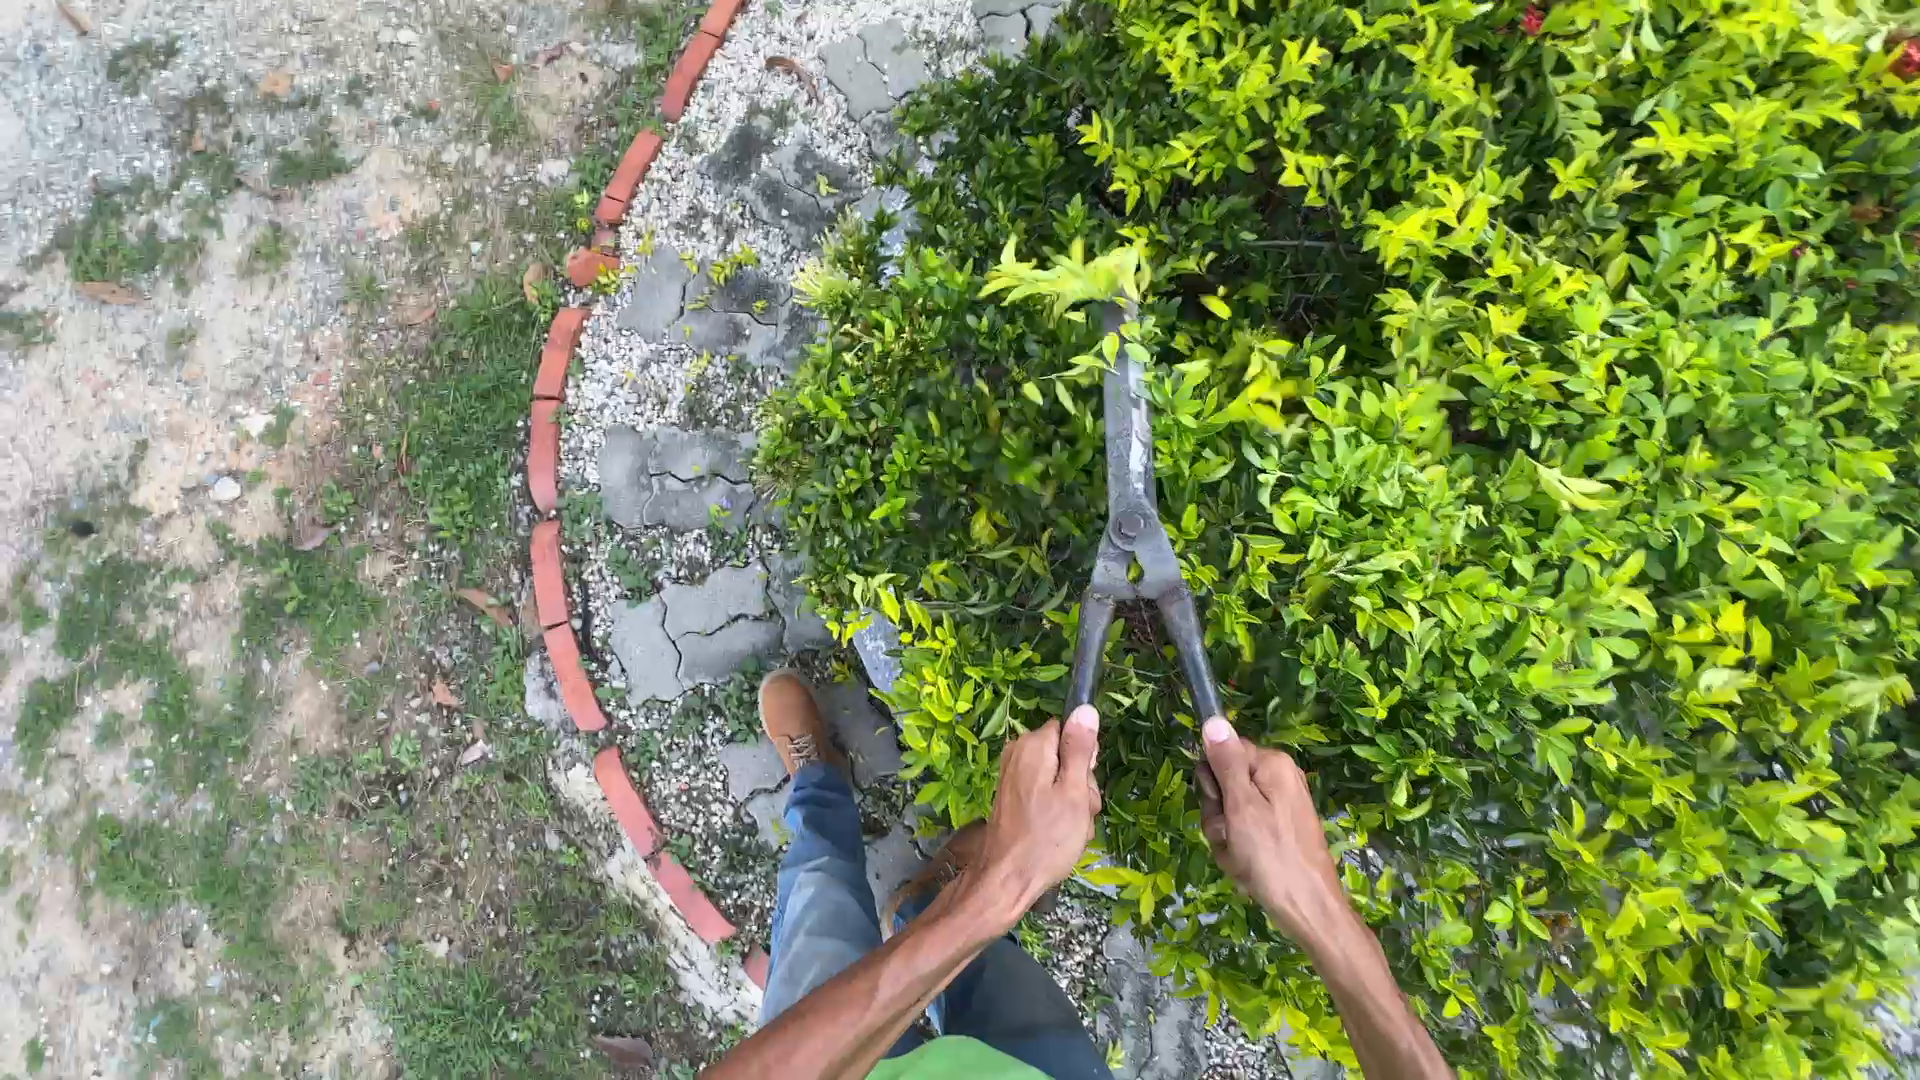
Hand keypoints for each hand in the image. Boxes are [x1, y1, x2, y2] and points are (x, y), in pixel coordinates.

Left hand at [972, 705, 1102, 921]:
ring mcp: (1013, 775)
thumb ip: (1080, 749)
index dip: (1085, 759)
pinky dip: (1057, 812)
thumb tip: (1086, 709)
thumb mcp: (1073, 792)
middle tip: (1078, 814)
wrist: (1006, 879)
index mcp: (1033, 745)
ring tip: (1069, 829)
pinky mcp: (1013, 795)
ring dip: (1072, 803)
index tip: (1083, 786)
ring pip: (1059, 778)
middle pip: (1066, 756)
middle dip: (1080, 785)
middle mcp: (1019, 753)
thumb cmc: (1046, 838)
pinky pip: (1045, 793)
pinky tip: (1059, 834)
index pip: (1071, 731)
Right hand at [1198, 715, 1350, 949]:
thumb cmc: (1272, 857)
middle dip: (1218, 814)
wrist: (1309, 912)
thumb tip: (1214, 719)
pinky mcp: (1279, 830)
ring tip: (1241, 857)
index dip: (1213, 783)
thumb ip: (1226, 763)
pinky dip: (1238, 849)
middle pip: (1223, 782)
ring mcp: (1280, 806)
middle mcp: (1279, 778)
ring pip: (1229, 810)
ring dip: (1225, 837)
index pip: (1221, 754)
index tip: (1223, 809)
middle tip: (1231, 837)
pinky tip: (1247, 867)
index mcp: (1273, 764)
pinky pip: (1243, 830)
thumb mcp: (1241, 807)